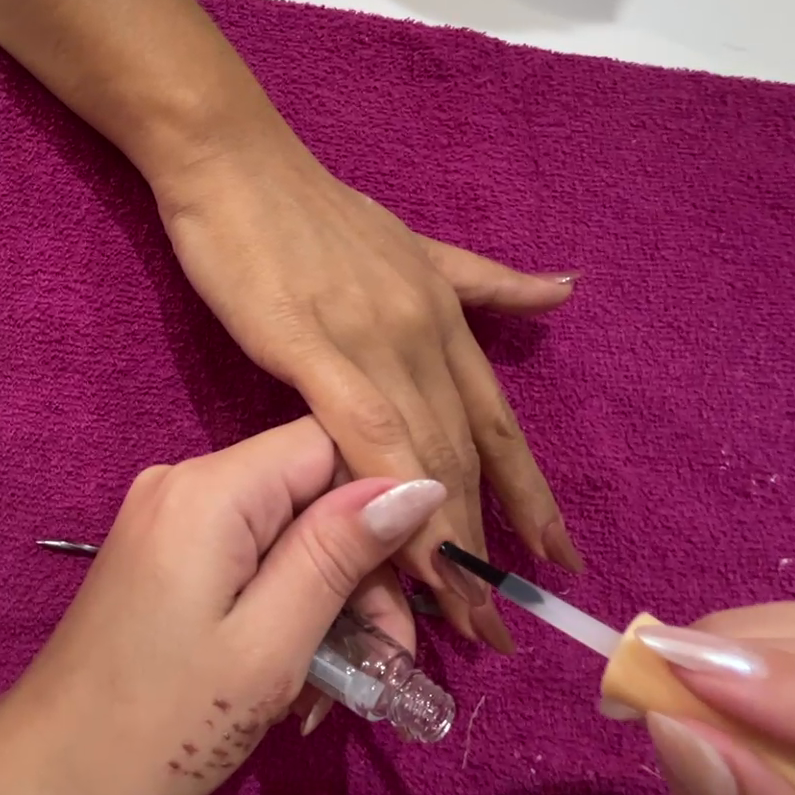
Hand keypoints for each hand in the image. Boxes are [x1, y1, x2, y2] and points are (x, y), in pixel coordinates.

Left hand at [0, 418, 447, 794]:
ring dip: (324, 603)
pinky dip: (280, 605)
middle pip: (306, 491)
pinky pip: (244, 554)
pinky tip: (293, 675)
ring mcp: (166, 514)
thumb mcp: (269, 643)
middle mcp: (182, 481)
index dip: (386, 496)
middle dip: (357, 573)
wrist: (55, 767)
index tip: (426, 578)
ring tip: (335, 692)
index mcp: (207, 488)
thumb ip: (337, 552)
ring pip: (281, 530)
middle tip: (387, 665)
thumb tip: (414, 480)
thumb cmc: (164, 720)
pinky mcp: (161, 549)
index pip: (325, 439)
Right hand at [151, 133, 581, 651]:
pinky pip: (364, 434)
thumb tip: (564, 290)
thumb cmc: (300, 210)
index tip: (557, 560)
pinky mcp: (309, 346)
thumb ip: (478, 279)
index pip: (497, 422)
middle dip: (488, 545)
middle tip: (504, 628)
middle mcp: (421, 334)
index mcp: (439, 313)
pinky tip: (401, 553)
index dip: (530, 494)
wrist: (231, 166)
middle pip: (466, 455)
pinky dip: (389, 495)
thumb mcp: (406, 240)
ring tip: (463, 620)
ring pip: (424, 456)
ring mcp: (370, 339)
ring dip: (448, 543)